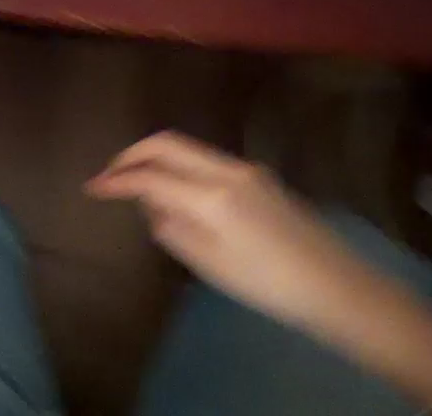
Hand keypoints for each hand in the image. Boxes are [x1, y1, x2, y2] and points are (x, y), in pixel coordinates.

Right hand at [84, 131, 409, 339]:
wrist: (340, 288)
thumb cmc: (270, 286)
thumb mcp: (211, 265)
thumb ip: (173, 228)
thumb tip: (153, 207)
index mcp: (210, 196)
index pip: (150, 177)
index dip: (116, 180)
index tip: (92, 187)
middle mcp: (224, 170)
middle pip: (166, 143)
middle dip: (132, 153)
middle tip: (110, 172)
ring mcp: (244, 169)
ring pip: (186, 148)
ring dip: (157, 158)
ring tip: (139, 184)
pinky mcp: (257, 176)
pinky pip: (205, 160)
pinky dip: (181, 167)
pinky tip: (179, 192)